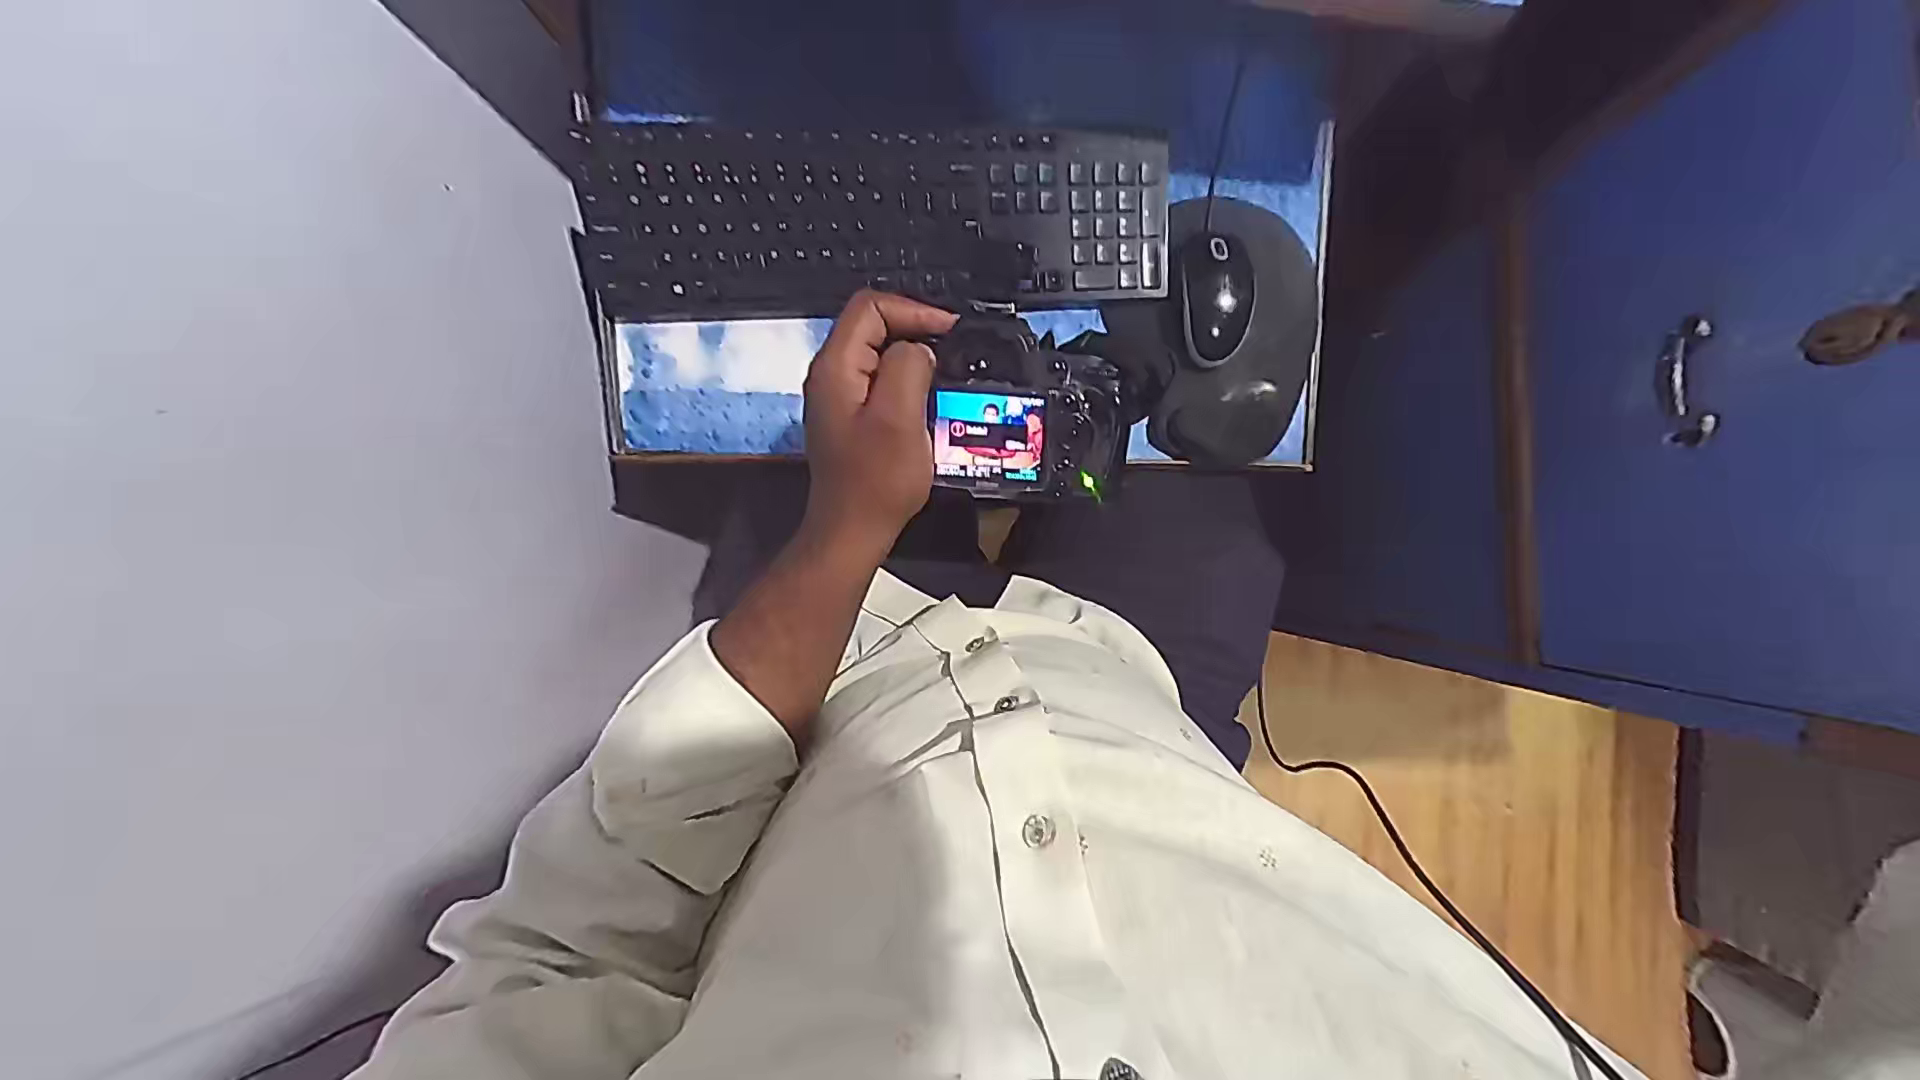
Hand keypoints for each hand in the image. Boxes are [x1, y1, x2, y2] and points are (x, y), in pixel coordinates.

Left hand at [801, 290, 957, 554]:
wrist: (853, 530)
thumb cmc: (876, 482)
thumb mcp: (899, 418)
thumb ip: (909, 368)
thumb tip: (919, 350)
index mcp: (835, 368)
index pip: (870, 308)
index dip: (913, 310)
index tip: (949, 330)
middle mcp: (830, 376)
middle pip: (872, 327)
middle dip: (915, 330)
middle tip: (952, 350)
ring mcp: (838, 398)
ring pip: (878, 355)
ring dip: (913, 357)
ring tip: (945, 372)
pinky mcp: (851, 417)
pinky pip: (879, 382)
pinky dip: (905, 380)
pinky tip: (927, 397)